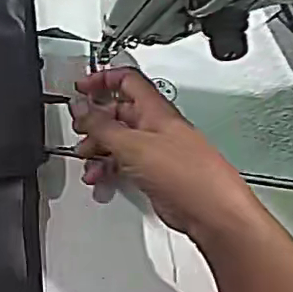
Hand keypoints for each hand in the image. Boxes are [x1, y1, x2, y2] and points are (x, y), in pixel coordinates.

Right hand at [70, 67, 263, 242]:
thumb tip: (81, 107)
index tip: (81, 88)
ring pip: (118, 140)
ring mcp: (155, 150)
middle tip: (80, 128)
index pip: (127, 80)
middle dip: (94, 120)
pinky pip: (124, 163)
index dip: (102, 79)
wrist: (212, 212)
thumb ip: (101, 125)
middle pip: (118, 112)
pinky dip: (107, 168)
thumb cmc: (189, 175)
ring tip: (88, 158)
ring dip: (97, 148)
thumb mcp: (132, 144)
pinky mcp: (154, 173)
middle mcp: (156, 127)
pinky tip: (100, 177)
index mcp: (156, 110)